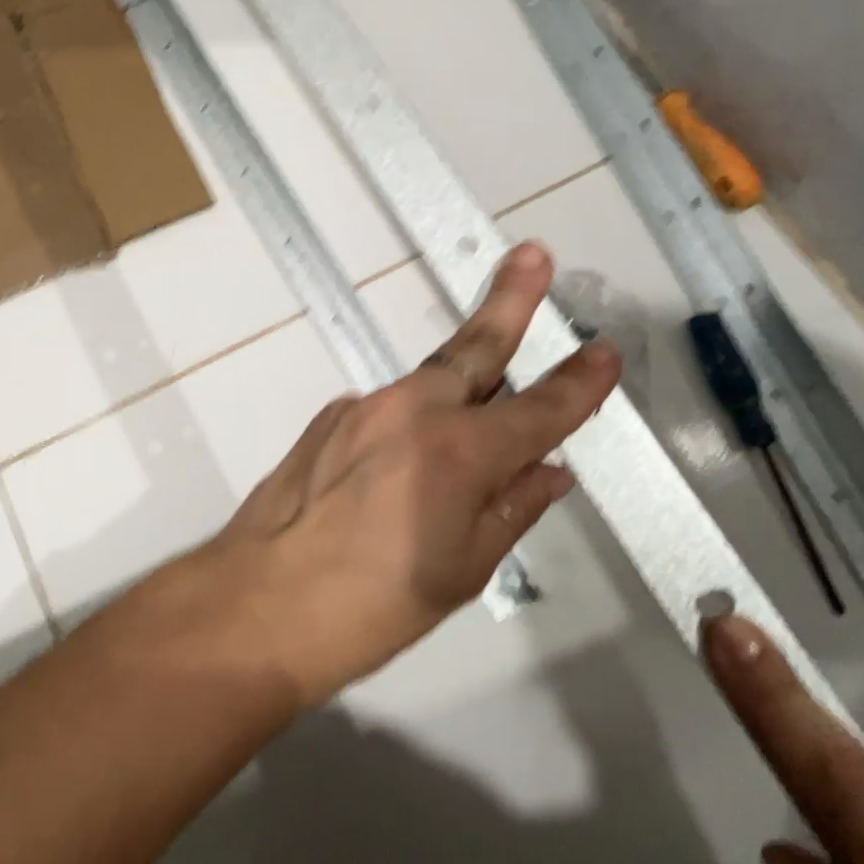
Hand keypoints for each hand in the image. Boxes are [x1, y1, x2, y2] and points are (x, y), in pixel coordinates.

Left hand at [185, 242, 621, 706]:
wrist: (258, 603)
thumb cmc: (372, 606)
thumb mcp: (461, 571)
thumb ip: (510, 510)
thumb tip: (549, 470)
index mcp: (459, 453)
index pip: (540, 409)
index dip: (579, 383)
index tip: (605, 353)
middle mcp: (411, 412)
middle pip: (474, 350)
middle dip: (509, 302)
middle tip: (532, 256)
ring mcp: (361, 409)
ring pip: (427, 384)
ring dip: (460, 381)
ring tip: (486, 392)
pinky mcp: (326, 421)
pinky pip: (386, 413)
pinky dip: (410, 425)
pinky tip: (404, 464)